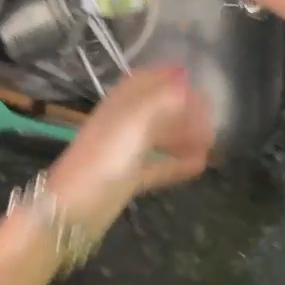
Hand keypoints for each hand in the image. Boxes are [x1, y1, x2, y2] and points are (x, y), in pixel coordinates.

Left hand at [47, 67, 214, 231]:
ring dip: (183, 136)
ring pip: (157, 138)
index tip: (191, 75)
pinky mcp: (125, 180)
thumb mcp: (134, 124)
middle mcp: (120, 126)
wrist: (73, 210)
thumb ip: (161, 100)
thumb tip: (184, 77)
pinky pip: (156, 165)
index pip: (142, 82)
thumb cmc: (104, 160)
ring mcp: (122, 154)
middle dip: (182, 109)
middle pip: (154, 110)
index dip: (164, 75)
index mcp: (119, 107)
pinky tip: (199, 166)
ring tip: (210, 140)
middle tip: (211, 114)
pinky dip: (177, 163)